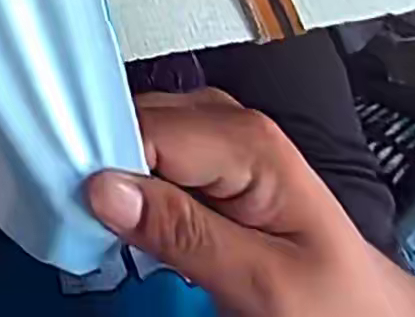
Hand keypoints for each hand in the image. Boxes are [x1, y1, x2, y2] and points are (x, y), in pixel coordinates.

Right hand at [85, 90, 414, 316]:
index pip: (146, 130)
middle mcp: (221, 118)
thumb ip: (185, 234)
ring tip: (101, 219)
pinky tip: (126, 213)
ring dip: (111, 173)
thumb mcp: (266, 287)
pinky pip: (145, 149)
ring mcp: (209, 131)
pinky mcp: (200, 152)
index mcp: (243, 138)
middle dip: (103, 165)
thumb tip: (101, 188)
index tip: (76, 203)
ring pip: (132, 131)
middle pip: (134, 122)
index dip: (105, 163)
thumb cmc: (338, 306)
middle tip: (83, 218)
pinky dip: (127, 179)